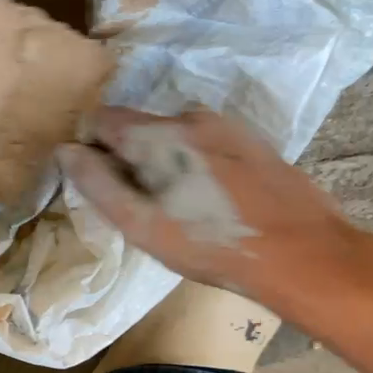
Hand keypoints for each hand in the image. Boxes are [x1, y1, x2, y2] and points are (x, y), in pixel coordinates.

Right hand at [54, 107, 368, 302]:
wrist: (306, 255)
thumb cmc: (210, 245)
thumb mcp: (138, 223)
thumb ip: (96, 182)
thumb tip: (65, 150)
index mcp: (157, 134)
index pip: (100, 118)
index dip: (89, 146)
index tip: (98, 181)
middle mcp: (191, 117)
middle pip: (137, 127)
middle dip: (126, 156)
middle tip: (138, 202)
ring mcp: (228, 126)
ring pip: (172, 135)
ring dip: (161, 160)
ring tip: (174, 203)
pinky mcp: (254, 141)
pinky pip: (204, 143)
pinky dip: (193, 163)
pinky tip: (207, 199)